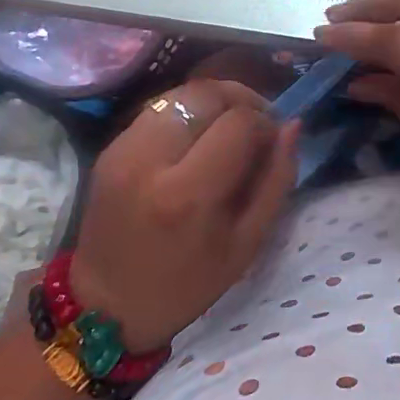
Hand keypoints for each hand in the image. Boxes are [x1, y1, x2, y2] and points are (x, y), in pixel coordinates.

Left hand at [69, 79, 299, 351]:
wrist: (107, 305)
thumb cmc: (188, 284)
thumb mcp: (248, 243)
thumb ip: (277, 179)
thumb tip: (292, 126)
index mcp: (188, 194)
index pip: (239, 122)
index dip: (266, 124)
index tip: (272, 144)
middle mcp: (150, 160)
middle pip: (207, 94)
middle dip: (242, 100)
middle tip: (255, 125)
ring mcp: (123, 149)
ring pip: (181, 93)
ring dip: (214, 103)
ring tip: (227, 129)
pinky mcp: (110, 148)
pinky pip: (159, 110)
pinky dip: (187, 114)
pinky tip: (196, 141)